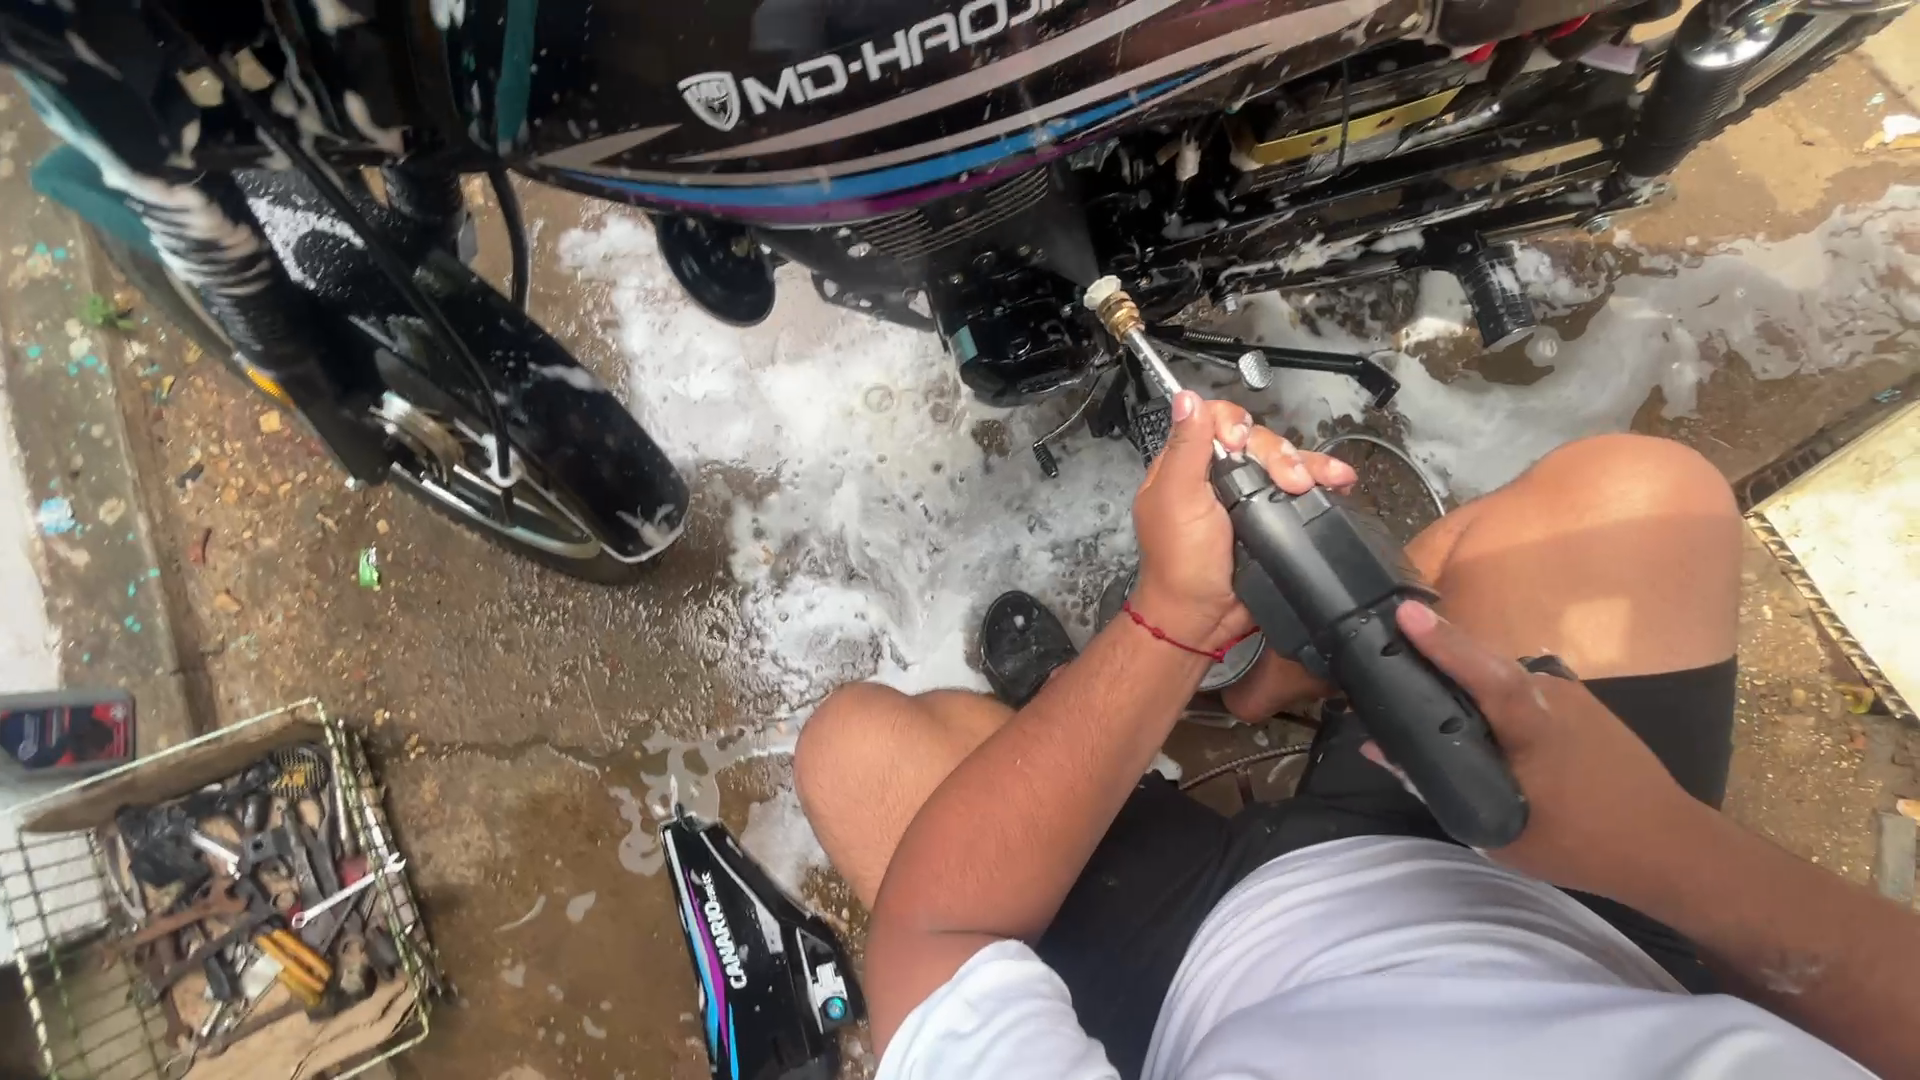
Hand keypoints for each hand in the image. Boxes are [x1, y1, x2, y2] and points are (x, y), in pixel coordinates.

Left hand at [1130, 391, 1355, 650]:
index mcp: (1184, 468)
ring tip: (1319, 481)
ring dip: (1305, 464)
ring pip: (1281, 461)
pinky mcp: (1271, 519)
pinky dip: (1321, 481)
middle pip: (1254, 439)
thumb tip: (1185, 398)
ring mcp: (1245, 498)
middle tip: (1286, 478)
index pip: (1212, 422)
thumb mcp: (1177, 498)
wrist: (1204, 618)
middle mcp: (1214, 478)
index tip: (1240, 446)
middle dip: (1276, 452)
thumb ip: (1185, 448)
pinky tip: (1339, 480)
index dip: (1233, 426)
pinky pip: (1299, 489)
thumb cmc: (1180, 562)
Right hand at [1382, 601, 1716, 897]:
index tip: (1405, 613)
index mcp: (1537, 729)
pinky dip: (1488, 690)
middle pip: (1483, 663)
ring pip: (1500, 674)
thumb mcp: (1496, 829)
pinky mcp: (1579, 703)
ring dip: (1463, 674)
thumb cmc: (1583, 845)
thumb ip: (1430, 785)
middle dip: (1435, 648)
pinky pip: (1519, 686)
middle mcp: (1553, 699)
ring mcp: (1570, 695)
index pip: (1487, 676)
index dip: (1445, 644)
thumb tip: (1373, 746)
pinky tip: (1474, 711)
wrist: (1678, 851)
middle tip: (1386, 643)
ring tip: (1421, 681)